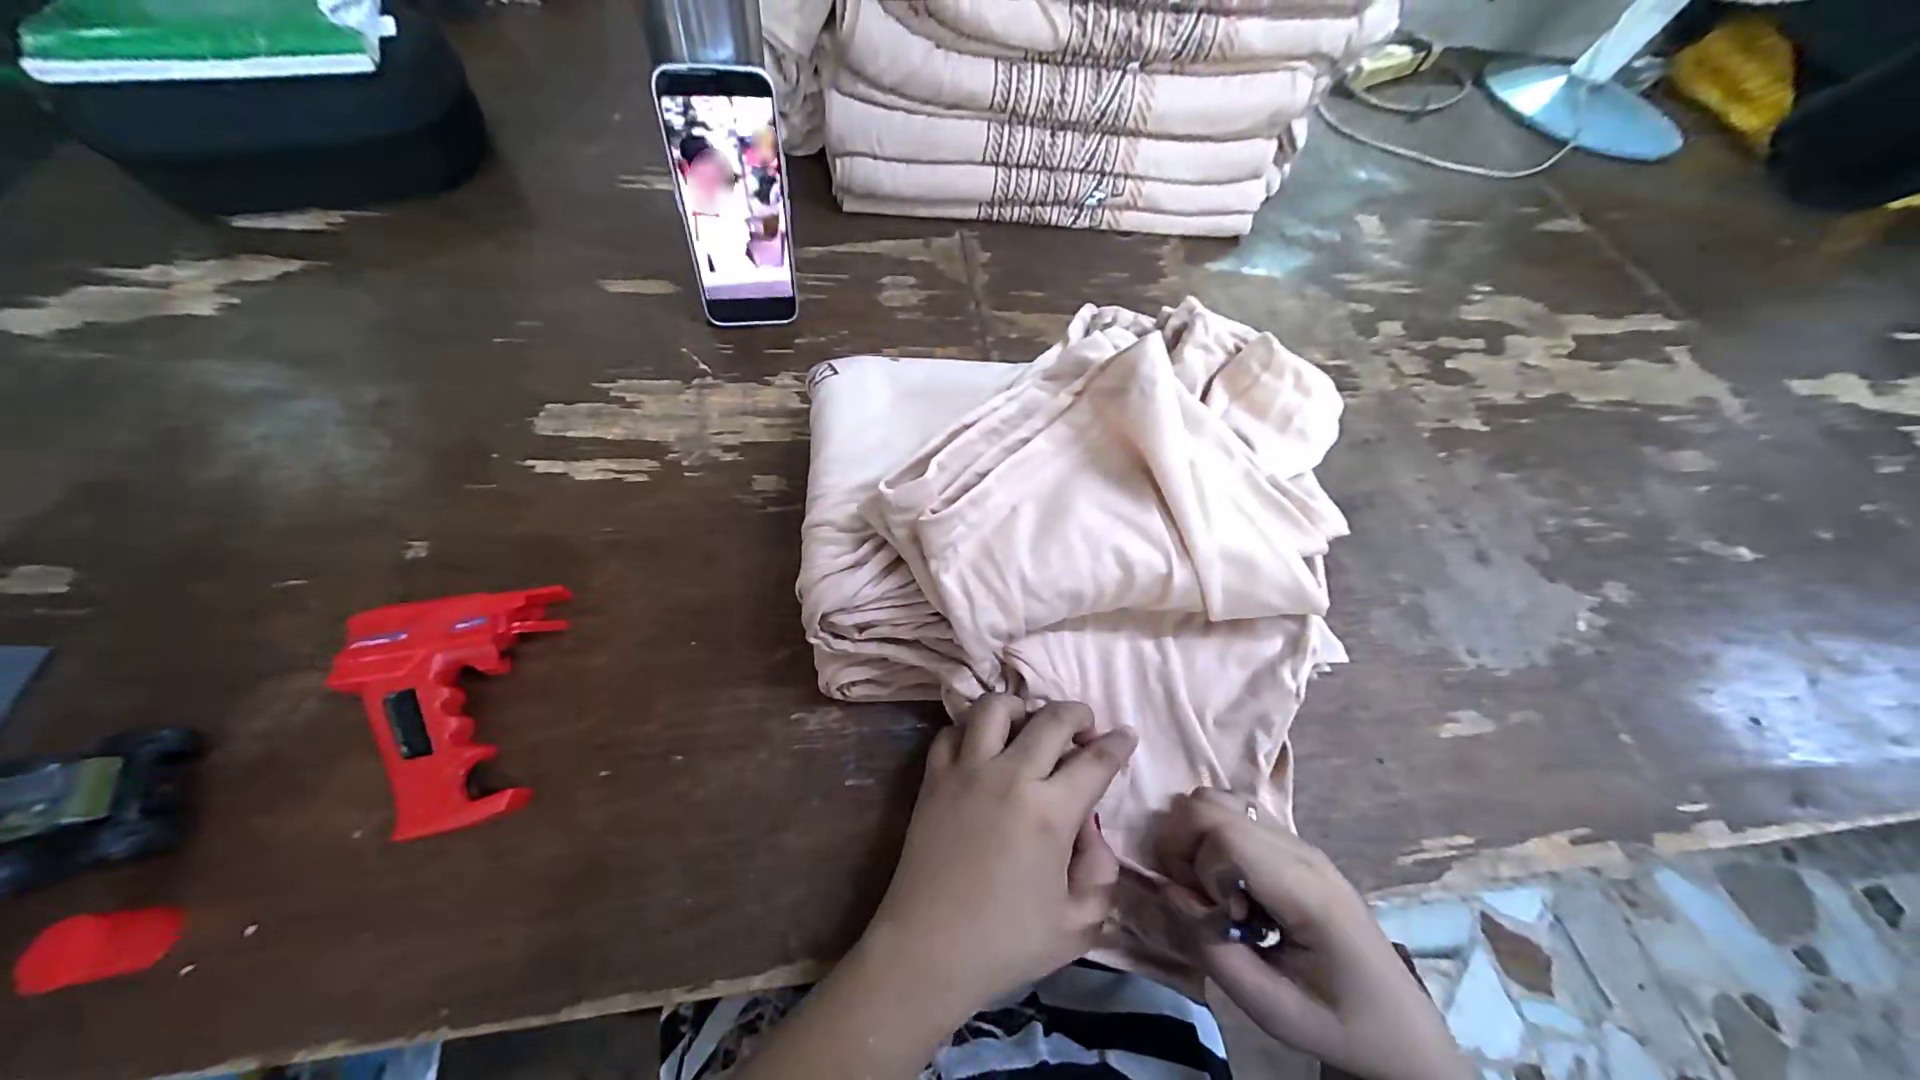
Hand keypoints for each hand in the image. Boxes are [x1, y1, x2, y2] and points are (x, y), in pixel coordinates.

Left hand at [858, 695, 1138, 1014]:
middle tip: (1086, 726)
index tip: (1126, 734)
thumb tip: (1090, 826)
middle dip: (1078, 714)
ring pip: (994, 707)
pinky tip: (982, 748)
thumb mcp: (1079, 923)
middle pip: (1051, 719)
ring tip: (1029, 727)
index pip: (1095, 760)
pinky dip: (970, 730)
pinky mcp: (933, 778)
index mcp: (1050, 811)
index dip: (1118, 743)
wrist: (927, 950)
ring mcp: (966, 771)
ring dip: (1020, 709)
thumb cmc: (1006, 942)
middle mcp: (1009, 776)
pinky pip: (951, 732)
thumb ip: (1100, 870)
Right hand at [1156, 789, 1471, 1079]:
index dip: (1197, 868)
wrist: (1402, 1028)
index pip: (1224, 834)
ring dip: (1193, 839)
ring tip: (1208, 890)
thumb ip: (1210, 948)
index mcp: (1305, 889)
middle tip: (1196, 898)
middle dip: (1182, 846)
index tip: (1213, 916)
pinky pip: (1231, 814)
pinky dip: (1209, 838)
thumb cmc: (1339, 1024)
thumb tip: (1168, 890)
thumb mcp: (1272, 1010)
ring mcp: (1295, 840)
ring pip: (1215, 800)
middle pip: (1210, 803)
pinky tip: (1226, 883)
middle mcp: (1298, 849)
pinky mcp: (1288, 843)